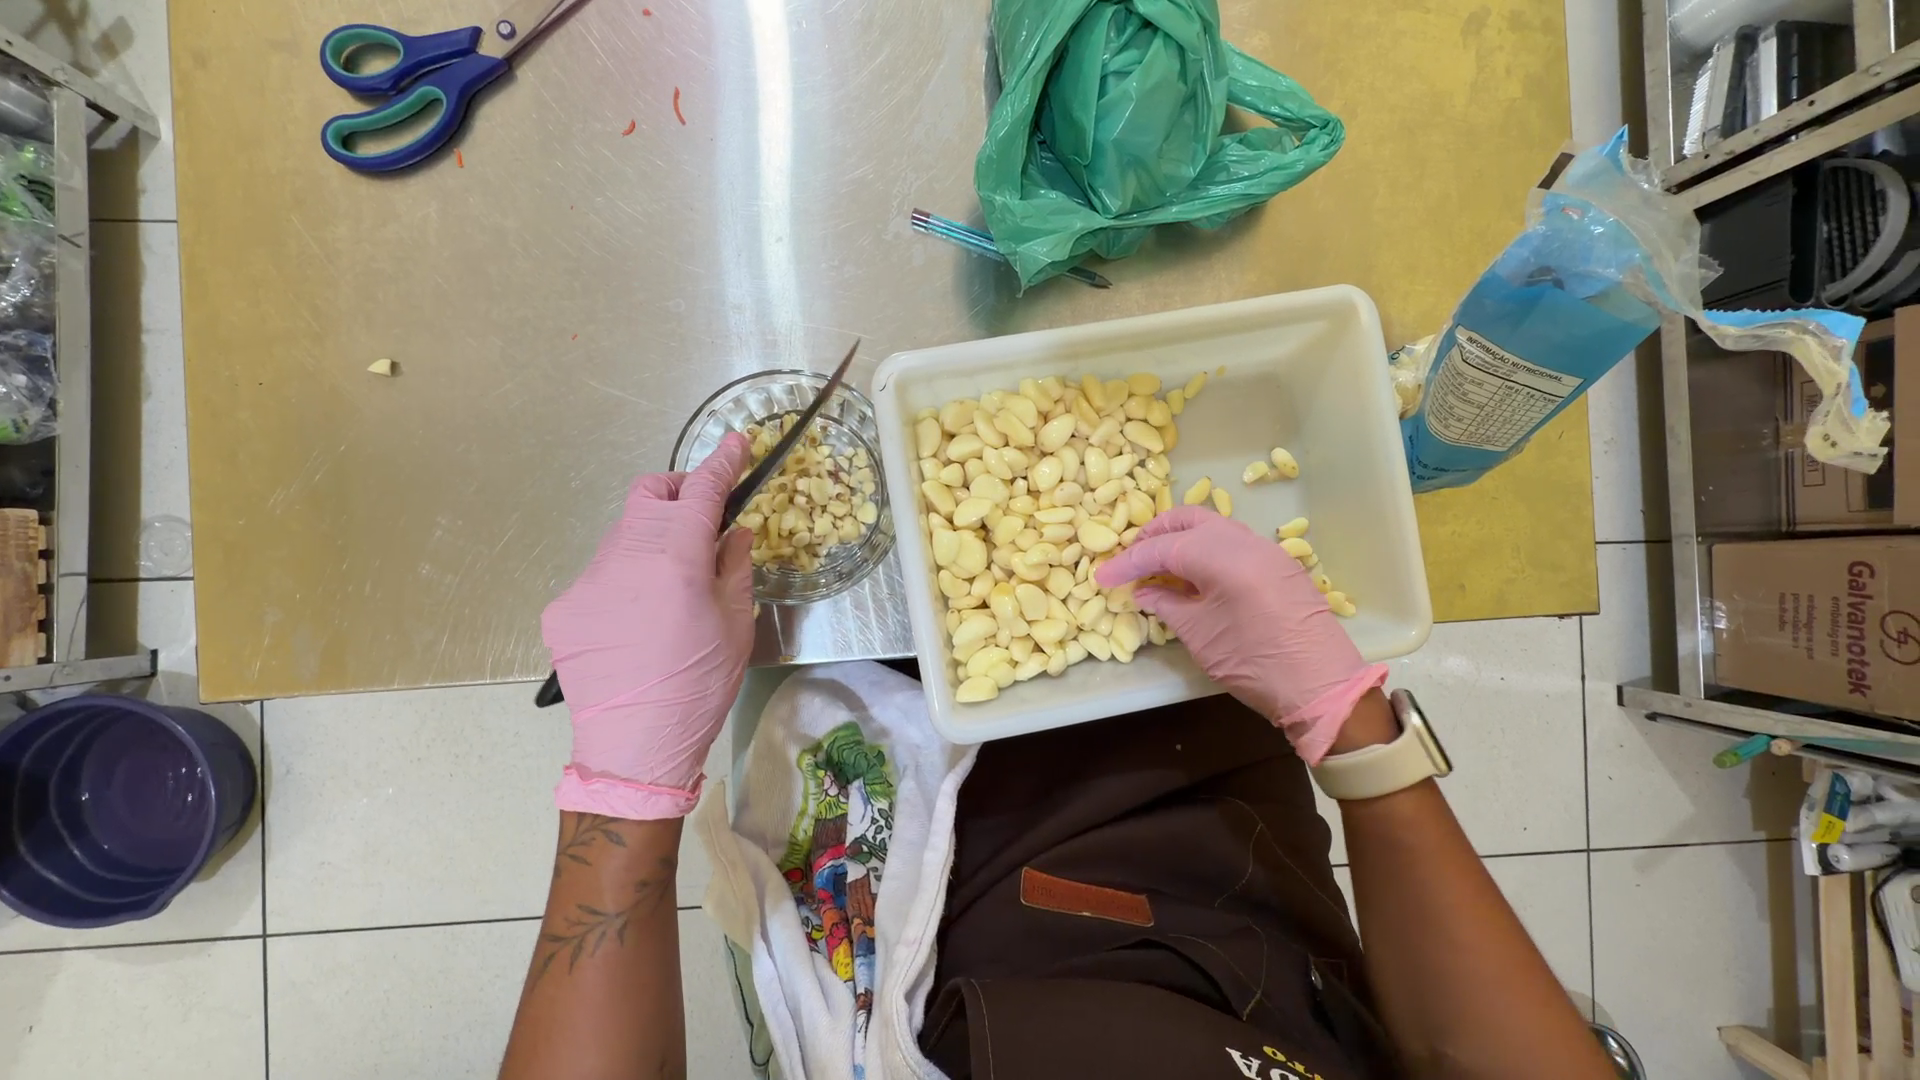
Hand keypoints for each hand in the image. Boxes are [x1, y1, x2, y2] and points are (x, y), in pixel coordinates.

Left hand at [541, 433, 756, 818]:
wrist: (633, 745)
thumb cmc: (700, 686)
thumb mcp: (735, 625)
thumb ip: (734, 567)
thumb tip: (733, 531)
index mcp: (674, 559)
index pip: (701, 492)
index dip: (721, 464)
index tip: (735, 443)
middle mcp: (624, 556)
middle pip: (648, 495)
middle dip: (678, 493)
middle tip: (702, 521)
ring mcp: (586, 580)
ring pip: (624, 533)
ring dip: (652, 538)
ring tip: (672, 582)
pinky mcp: (564, 606)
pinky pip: (603, 572)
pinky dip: (628, 576)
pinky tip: (639, 617)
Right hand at [1095, 506, 1386, 764]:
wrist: (1322, 686)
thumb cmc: (1254, 663)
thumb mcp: (1199, 635)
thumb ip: (1166, 604)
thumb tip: (1143, 590)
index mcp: (1223, 556)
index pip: (1163, 547)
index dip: (1128, 562)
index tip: (1102, 577)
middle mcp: (1246, 541)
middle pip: (1188, 520)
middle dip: (1154, 535)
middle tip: (1129, 560)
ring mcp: (1266, 550)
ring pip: (1213, 526)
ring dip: (1180, 539)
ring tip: (1157, 566)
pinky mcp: (1278, 565)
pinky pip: (1232, 542)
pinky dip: (1205, 549)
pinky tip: (1191, 575)